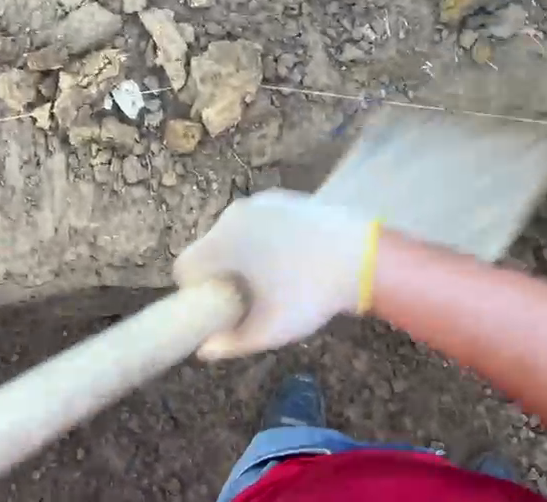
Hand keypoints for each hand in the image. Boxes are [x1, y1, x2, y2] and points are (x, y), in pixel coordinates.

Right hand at [173, 189, 376, 358]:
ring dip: (242, 255)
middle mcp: (234, 214)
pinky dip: (263, 238)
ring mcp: (259, 201)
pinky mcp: (282, 196)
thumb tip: (205, 350)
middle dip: (221, 273)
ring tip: (275, 278)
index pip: (185, 266)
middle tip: (250, 297)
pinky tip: (292, 257)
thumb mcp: (271, 329)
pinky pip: (257, 221)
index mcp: (223, 242)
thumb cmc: (310, 293)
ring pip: (234, 233)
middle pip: (209, 247)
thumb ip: (232, 343)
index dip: (196, 291)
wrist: (361, 255)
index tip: (220, 306)